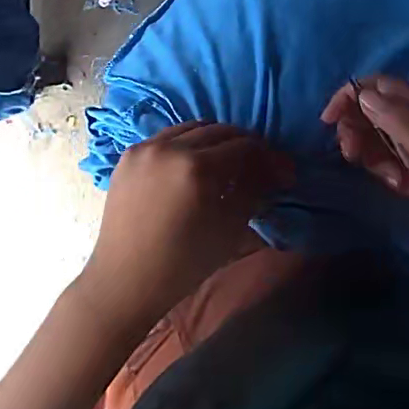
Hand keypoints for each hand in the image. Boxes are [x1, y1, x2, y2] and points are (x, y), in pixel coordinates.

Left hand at [79, 122, 293, 326]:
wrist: (124, 281)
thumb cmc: (182, 264)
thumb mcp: (229, 228)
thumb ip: (254, 190)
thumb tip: (279, 168)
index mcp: (196, 168)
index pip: (244, 147)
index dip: (269, 157)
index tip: (283, 170)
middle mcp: (169, 148)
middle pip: (220, 131)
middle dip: (245, 144)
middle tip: (259, 164)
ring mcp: (145, 148)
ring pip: (192, 128)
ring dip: (215, 140)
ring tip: (227, 162)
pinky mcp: (129, 155)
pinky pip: (167, 138)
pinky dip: (187, 144)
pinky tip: (194, 165)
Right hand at [321, 76, 408, 251]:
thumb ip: (400, 122)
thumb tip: (363, 95)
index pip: (378, 85)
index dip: (350, 96)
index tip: (329, 121)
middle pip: (371, 112)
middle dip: (356, 132)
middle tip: (352, 157)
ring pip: (376, 139)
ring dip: (375, 160)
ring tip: (397, 183)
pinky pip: (389, 162)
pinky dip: (391, 176)